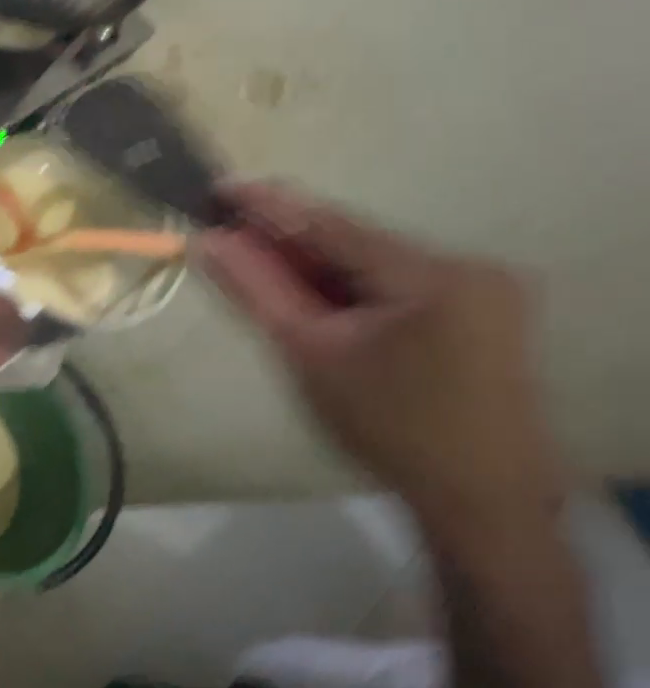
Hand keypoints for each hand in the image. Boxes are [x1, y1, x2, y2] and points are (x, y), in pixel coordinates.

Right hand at [195, 184, 566, 551]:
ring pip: (369, 258)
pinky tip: (307, 290)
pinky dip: (344, 282)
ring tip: (255, 262)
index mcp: (434, 275)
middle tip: (225, 231)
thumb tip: (205, 239)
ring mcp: (482, 287)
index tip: (216, 187)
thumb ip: (255, 287)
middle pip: (353, 239)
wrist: (480, 501)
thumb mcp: (309, 353)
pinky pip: (392, 279)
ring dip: (313, 261)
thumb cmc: (389, 427)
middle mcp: (468, 266)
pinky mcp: (481, 308)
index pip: (331, 224)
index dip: (268, 204)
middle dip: (287, 238)